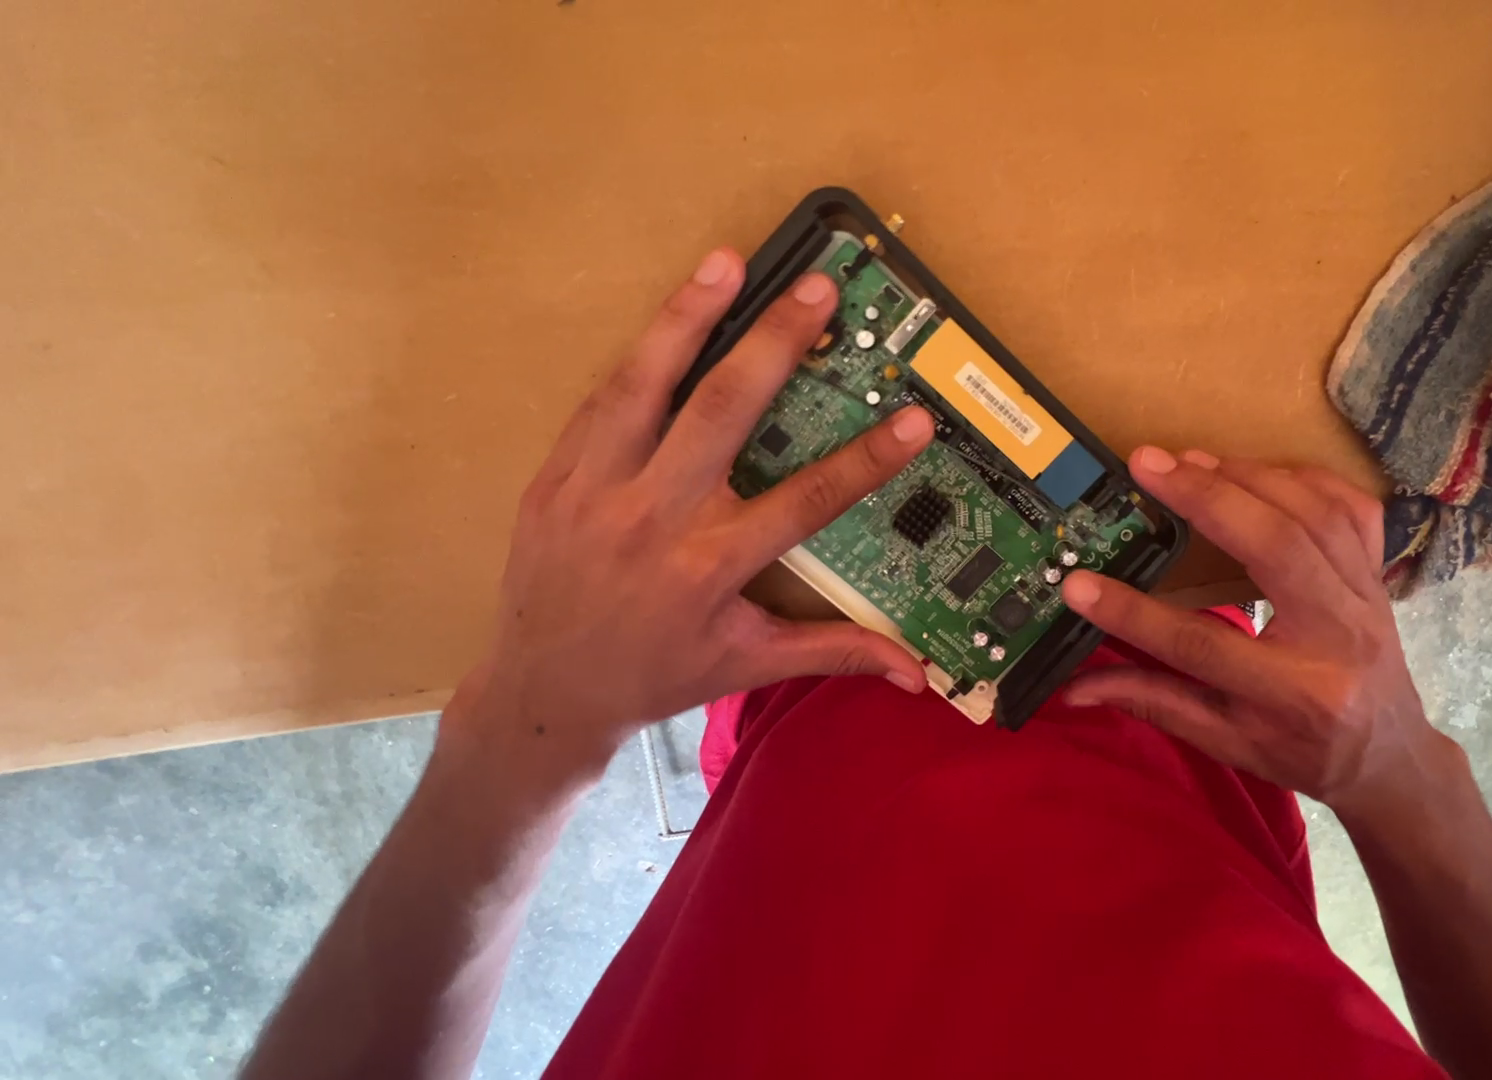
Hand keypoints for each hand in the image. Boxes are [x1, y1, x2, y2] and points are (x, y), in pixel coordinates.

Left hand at [439, 249, 934, 788]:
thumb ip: (835, 652)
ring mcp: (597, 490)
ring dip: (689, 319)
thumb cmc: (658, 674)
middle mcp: (655, 518)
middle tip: (816, 289)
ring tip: (727, 262)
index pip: (806, 502)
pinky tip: (670, 316)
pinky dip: (640, 356)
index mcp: (710, 566)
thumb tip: (914, 674)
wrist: (545, 691)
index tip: (912, 418)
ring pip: (646, 386)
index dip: (865, 460)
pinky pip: (601, 402)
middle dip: (774, 344)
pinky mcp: (555, 477)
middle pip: (722, 413)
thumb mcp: (749, 664)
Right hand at [1059, 447, 1457, 820]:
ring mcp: (1367, 598)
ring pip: (1313, 514)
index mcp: (1292, 692)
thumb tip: (1072, 688)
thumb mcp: (1223, 741)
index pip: (1200, 642)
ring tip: (1189, 460)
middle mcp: (1337, 636)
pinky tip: (1256, 470)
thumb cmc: (1300, 752)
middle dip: (1205, 498)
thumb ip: (1152, 703)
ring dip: (1246, 476)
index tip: (1078, 584)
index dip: (1133, 613)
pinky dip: (1303, 478)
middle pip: (1275, 547)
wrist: (1389, 758)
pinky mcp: (1377, 575)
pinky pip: (1350, 508)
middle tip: (1147, 464)